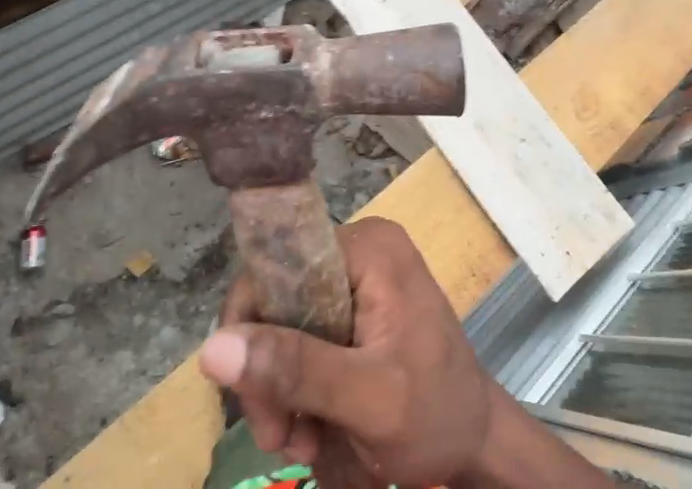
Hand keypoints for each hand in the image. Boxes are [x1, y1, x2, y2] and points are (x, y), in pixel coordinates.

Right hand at [198, 217, 495, 487]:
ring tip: (300, 441)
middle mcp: (358, 250)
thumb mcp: (368, 398)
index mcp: (368, 248)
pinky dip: (296, 389)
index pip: (274, 265)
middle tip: (279, 435)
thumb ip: (297, 369)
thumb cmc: (436, 414)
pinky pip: (300, 340)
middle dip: (267, 373)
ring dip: (278, 391)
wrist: (478, 443)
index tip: (250, 390)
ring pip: (280, 326)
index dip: (248, 325)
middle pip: (274, 300)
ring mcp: (357, 280)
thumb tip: (212, 348)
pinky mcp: (355, 310)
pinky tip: (310, 429)